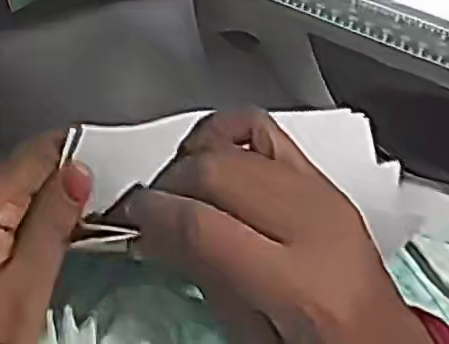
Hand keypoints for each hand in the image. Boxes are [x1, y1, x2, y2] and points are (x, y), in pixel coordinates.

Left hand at [0, 129, 94, 343]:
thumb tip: (80, 168)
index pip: (42, 148)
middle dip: (72, 178)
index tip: (112, 179)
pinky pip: (25, 194)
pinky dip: (48, 207)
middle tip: (103, 213)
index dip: (80, 157)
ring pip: (34, 176)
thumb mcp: (27, 286)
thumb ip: (53, 222)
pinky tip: (64, 230)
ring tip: (88, 225)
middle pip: (38, 159)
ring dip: (63, 195)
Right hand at [126, 108, 430, 343]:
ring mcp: (321, 193)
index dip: (153, 215)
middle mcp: (315, 228)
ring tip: (178, 188)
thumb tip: (157, 230)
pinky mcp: (321, 176)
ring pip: (228, 145)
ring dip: (188, 161)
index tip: (128, 219)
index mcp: (304, 289)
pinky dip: (223, 130)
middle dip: (166, 187)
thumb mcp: (256, 339)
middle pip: (212, 173)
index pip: (203, 225)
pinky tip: (209, 153)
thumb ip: (207, 278)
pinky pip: (259, 127)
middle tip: (148, 209)